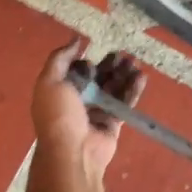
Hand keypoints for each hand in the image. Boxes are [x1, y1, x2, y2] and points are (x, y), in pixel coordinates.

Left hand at [31, 38, 144, 177]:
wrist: (72, 151)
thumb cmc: (58, 115)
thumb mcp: (50, 81)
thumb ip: (61, 58)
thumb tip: (75, 39)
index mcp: (60, 91)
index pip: (76, 71)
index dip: (85, 62)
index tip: (94, 55)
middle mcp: (78, 101)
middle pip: (97, 78)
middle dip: (110, 65)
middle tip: (123, 54)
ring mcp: (96, 112)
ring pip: (113, 88)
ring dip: (124, 74)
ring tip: (135, 62)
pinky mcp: (113, 123)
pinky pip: (124, 103)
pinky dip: (132, 90)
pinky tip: (141, 77)